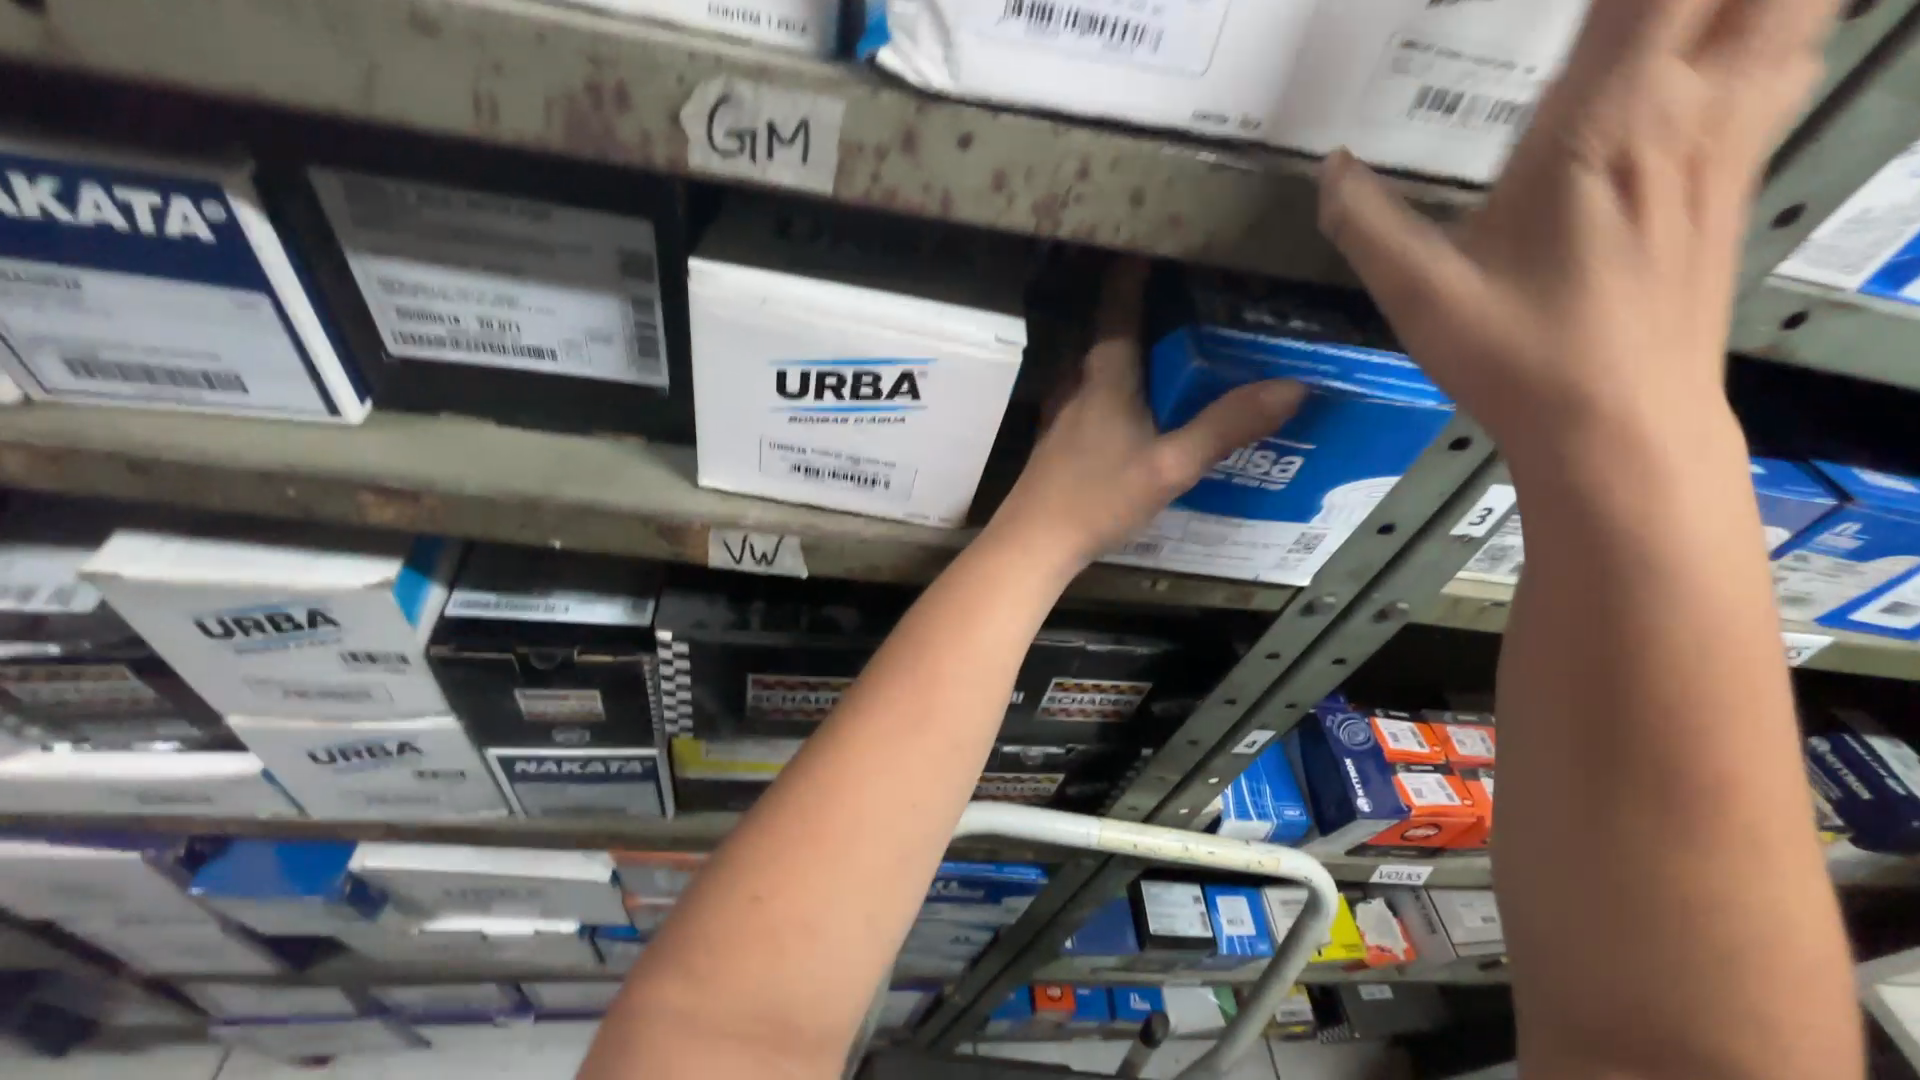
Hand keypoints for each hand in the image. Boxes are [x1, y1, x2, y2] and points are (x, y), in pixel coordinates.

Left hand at [989, 260, 1305, 570]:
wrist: (1034, 542)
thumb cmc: (1097, 498)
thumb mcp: (1171, 466)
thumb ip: (1226, 426)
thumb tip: (1293, 386)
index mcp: (1105, 370)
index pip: (1121, 296)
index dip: (1143, 262)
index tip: (1174, 233)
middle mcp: (1081, 376)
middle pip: (1117, 322)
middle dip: (1155, 300)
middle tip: (1203, 286)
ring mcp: (1068, 404)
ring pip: (1108, 356)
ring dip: (1141, 339)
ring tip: (1187, 333)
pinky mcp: (1065, 431)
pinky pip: (1102, 385)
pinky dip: (1130, 374)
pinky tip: (1152, 394)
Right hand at [1318, 0, 1841, 456]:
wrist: (1622, 430)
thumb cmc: (1520, 358)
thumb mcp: (1419, 294)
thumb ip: (1366, 222)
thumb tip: (1330, 167)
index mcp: (1606, 121)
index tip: (1565, 9)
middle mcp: (1689, 110)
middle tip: (1608, 18)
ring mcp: (1728, 144)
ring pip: (1793, 10)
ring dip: (1731, 4)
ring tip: (1661, 23)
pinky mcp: (1739, 180)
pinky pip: (1785, 62)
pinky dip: (1759, 34)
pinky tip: (1704, 60)